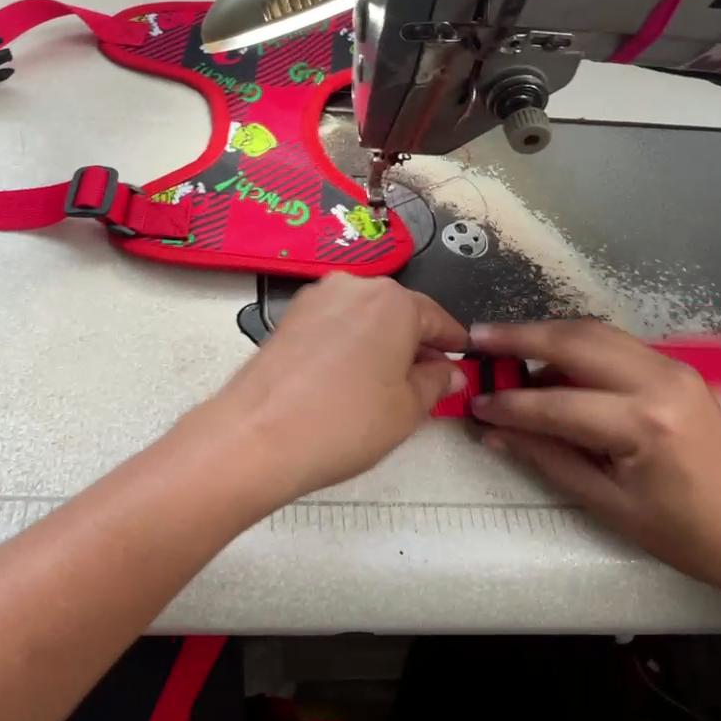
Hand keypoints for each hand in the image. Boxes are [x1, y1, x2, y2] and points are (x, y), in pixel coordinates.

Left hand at [202, 273, 467, 502]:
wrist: (258, 434)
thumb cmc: (345, 421)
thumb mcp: (407, 410)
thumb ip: (435, 383)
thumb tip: (449, 371)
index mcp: (393, 300)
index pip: (436, 317)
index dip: (452, 343)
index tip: (462, 361)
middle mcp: (355, 286)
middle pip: (397, 312)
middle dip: (414, 343)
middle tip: (426, 382)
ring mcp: (316, 298)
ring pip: (363, 316)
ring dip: (380, 342)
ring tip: (385, 385)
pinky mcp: (289, 316)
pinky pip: (334, 324)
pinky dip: (348, 344)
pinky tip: (348, 379)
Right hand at [469, 319, 720, 607]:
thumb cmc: (693, 536)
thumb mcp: (612, 506)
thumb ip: (549, 460)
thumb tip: (494, 434)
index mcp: (644, 422)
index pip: (555, 403)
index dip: (508, 404)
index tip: (472, 402)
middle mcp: (658, 380)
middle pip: (573, 342)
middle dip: (519, 337)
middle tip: (476, 339)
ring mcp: (672, 368)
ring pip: (593, 332)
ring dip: (546, 334)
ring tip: (504, 343)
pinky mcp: (677, 370)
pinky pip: (615, 344)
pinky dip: (576, 344)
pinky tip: (552, 360)